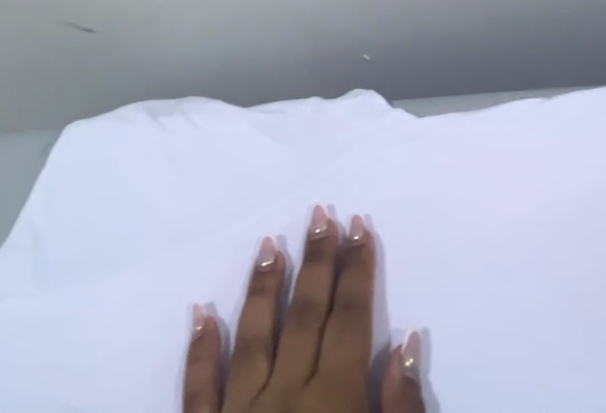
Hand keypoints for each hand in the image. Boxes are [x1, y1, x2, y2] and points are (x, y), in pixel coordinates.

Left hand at [184, 207, 425, 412]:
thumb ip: (403, 409)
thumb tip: (408, 342)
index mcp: (334, 402)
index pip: (351, 320)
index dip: (357, 269)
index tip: (359, 223)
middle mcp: (285, 397)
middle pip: (306, 315)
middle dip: (316, 261)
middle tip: (320, 211)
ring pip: (252, 337)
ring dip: (262, 288)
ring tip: (269, 242)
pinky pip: (197, 389)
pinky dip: (199, 349)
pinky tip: (200, 312)